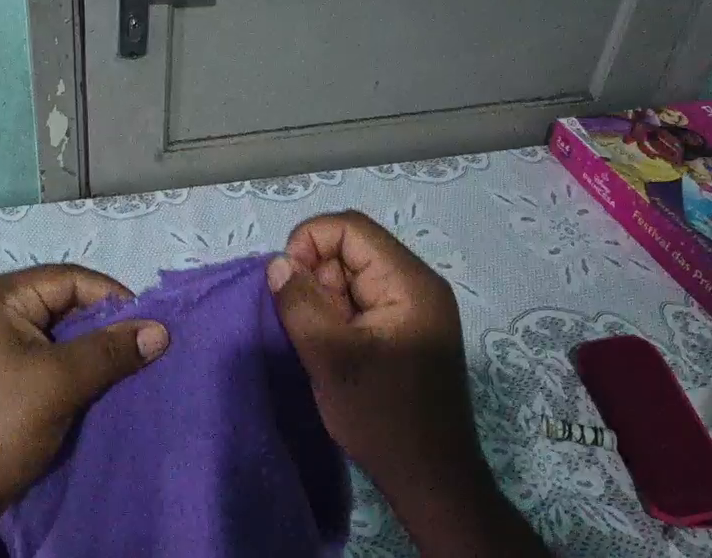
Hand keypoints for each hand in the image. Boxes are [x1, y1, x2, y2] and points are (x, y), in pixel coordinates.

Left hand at [0, 264, 168, 557]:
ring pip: (61, 333)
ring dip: (94, 349)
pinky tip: (103, 384)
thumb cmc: (0, 424)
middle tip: (144, 348)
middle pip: (65, 302)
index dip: (112, 297)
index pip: (69, 279)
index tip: (150, 325)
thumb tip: (162, 329)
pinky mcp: (3, 373)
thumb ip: (111, 351)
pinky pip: (50, 356)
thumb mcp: (60, 381)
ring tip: (130, 367)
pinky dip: (77, 367)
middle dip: (105, 325)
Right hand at [270, 211, 547, 555]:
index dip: (309, 243)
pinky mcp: (405, 330)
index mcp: (410, 282)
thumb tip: (278, 263)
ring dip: (325, 300)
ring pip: (351, 275)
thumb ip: (299, 303)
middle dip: (317, 277)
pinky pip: (361, 301)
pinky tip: (337, 351)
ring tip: (326, 344)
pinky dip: (339, 317)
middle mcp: (417, 284)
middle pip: (350, 249)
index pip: (349, 228)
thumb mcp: (331, 358)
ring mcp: (413, 308)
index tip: (288, 286)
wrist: (433, 484)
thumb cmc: (384, 418)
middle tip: (312, 326)